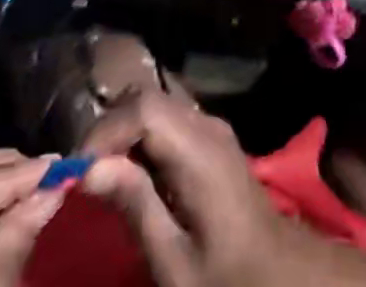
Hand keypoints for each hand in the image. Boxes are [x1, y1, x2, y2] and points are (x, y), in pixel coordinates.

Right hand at [77, 90, 290, 286]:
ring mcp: (210, 127)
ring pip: (153, 105)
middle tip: (89, 176)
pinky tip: (134, 176)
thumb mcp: (176, 263)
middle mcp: (206, 126)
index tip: (81, 172)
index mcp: (200, 151)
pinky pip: (165, 120)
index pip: (143, 107)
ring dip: (122, 132)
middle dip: (109, 129)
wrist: (284, 276)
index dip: (104, 131)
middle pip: (145, 98)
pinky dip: (140, 137)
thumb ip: (136, 207)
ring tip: (106, 178)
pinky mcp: (210, 137)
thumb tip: (90, 168)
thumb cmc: (229, 278)